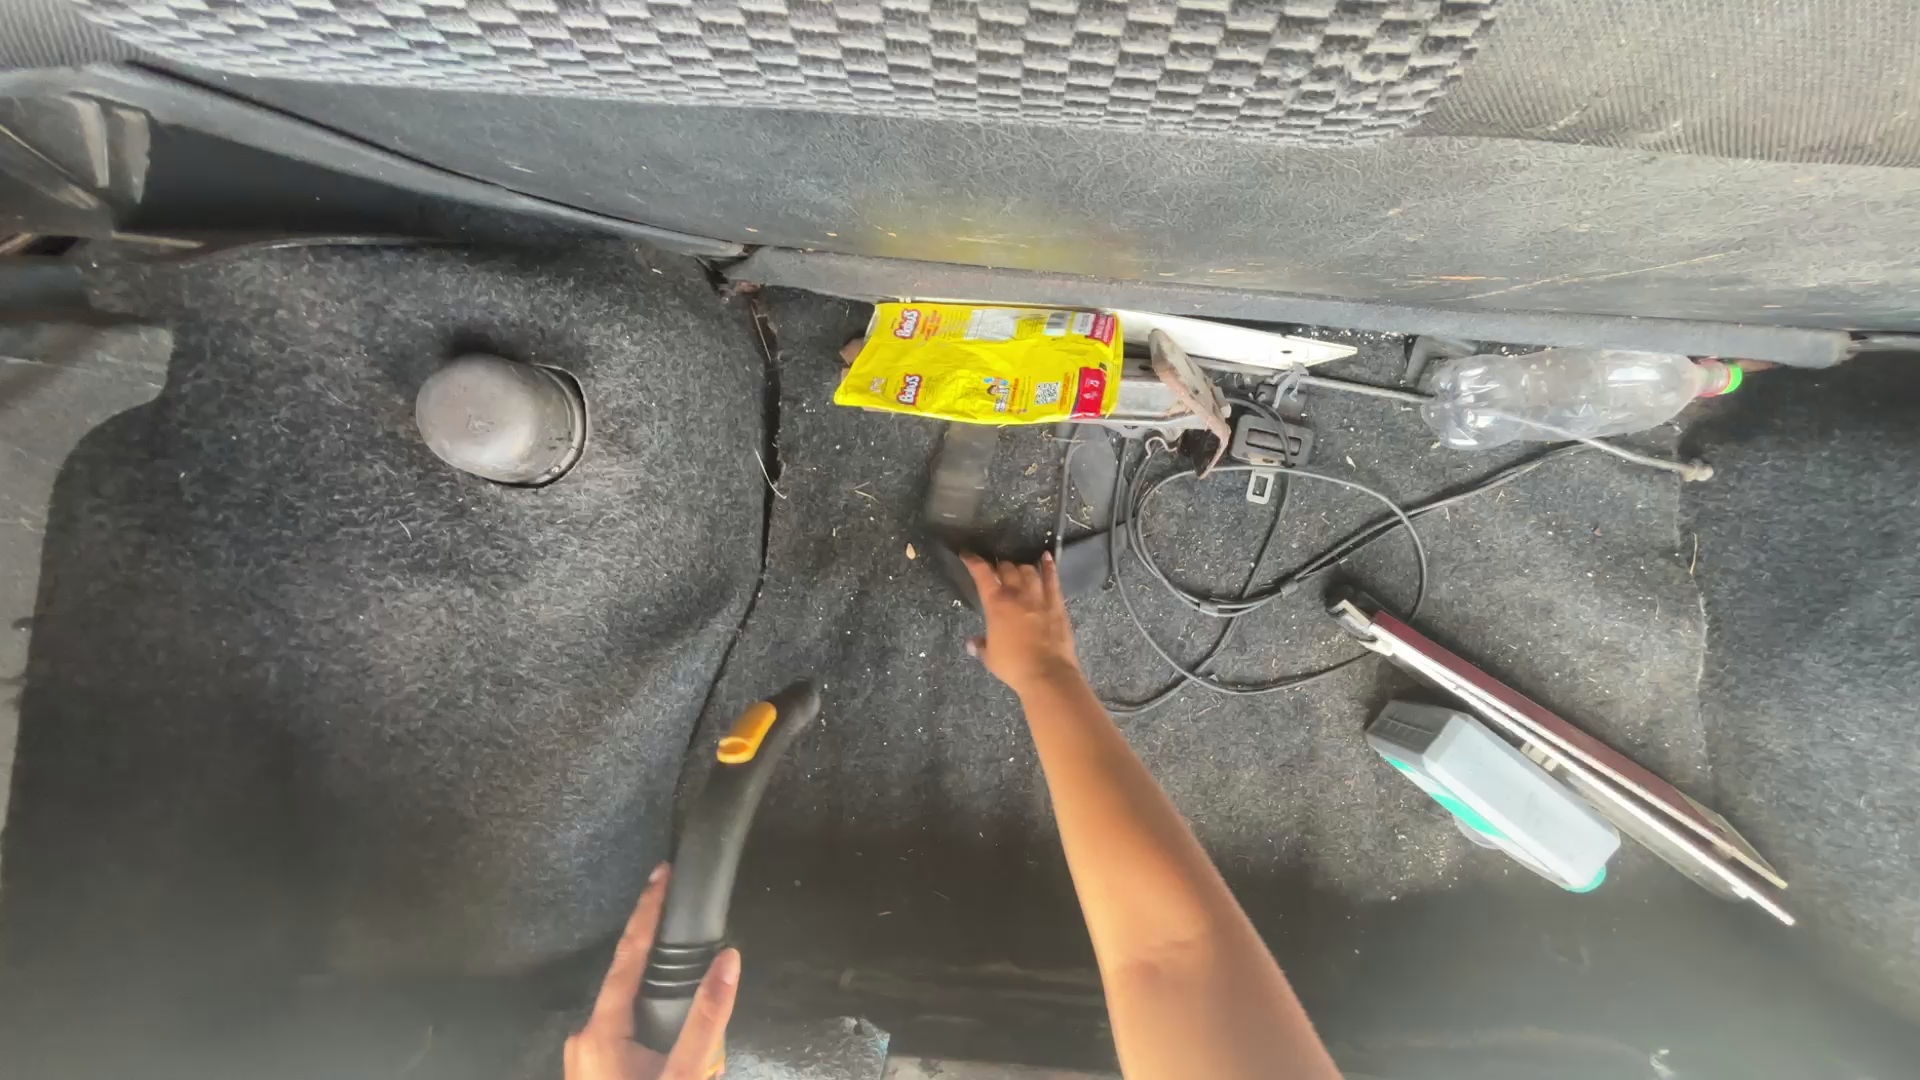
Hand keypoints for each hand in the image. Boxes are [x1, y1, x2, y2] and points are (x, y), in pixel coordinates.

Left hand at [565, 865, 740, 1079]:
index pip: (629, 955)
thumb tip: (729, 958)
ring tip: (696, 1013)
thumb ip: (707, 1017)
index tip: (663, 872)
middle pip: (630, 977)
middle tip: (691, 935)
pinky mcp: (599, 1072)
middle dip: (663, 954)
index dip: (648, 910)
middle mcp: (586, 1039)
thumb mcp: (685, 1076)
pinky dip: (658, 1018)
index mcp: (600, 1032)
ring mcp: (589, 1058)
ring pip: (633, 1005)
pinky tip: (680, 1036)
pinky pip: (632, 1026)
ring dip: (664, 995)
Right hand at [960, 552, 1081, 695]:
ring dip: (1020, 567)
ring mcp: (1039, 597)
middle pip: (1007, 568)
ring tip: (1017, 569)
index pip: (982, 574)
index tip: (967, 555)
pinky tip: (1046, 557)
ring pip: (1028, 571)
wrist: (1047, 673)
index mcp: (996, 604)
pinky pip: (1052, 579)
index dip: (973, 561)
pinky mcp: (1056, 603)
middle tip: (996, 570)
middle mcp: (1017, 594)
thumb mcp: (990, 657)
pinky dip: (1049, 566)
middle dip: (999, 566)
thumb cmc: (1013, 665)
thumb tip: (971, 643)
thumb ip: (980, 646)